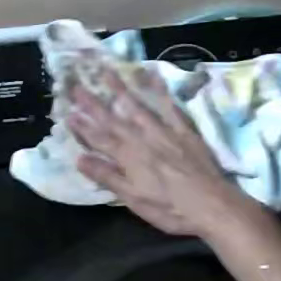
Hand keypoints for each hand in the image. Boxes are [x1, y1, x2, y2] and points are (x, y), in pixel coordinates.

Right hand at [66, 65, 264, 239]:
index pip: (100, 138)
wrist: (212, 204)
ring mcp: (164, 130)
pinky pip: (169, 104)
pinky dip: (159, 89)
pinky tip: (152, 74)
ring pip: (137, 105)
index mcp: (128, 157)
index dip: (83, 126)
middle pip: (114, 118)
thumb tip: (79, 158)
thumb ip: (107, 176)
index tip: (68, 112)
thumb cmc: (170, 209)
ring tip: (107, 71)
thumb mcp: (133, 199)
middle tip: (77, 85)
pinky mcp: (184, 128)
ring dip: (120, 88)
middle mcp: (142, 138)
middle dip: (94, 102)